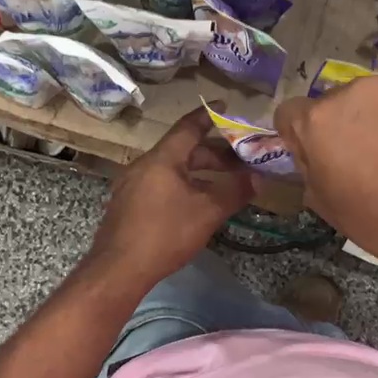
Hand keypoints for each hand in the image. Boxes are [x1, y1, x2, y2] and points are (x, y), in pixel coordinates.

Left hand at [84, 108, 255, 292]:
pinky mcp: (127, 205)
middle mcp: (144, 165)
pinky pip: (160, 184)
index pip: (188, 127)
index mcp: (162, 158)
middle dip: (213, 153)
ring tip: (224, 185)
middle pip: (182, 149)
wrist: (118, 268)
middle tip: (240, 161)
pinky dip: (182, 185)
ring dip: (198, 173)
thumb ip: (234, 191)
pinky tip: (196, 203)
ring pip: (171, 169)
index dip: (209, 116)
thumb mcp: (208, 212)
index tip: (226, 108)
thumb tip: (258, 178)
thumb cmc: (165, 233)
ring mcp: (132, 185)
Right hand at [275, 71, 377, 294]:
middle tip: (376, 157)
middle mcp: (355, 90)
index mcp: (319, 121)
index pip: (291, 113)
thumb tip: (314, 152)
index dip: (303, 135)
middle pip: (341, 101)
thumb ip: (310, 166)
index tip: (322, 153)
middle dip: (351, 123)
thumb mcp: (327, 205)